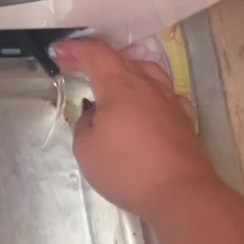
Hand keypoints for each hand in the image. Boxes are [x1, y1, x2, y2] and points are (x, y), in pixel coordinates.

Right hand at [52, 38, 222, 217]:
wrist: (182, 194)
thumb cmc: (127, 169)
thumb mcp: (86, 148)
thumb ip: (85, 123)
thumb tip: (97, 114)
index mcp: (121, 85)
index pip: (96, 54)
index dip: (75, 49)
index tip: (58, 51)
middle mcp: (148, 86)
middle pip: (121, 59)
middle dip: (95, 59)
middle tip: (76, 66)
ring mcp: (171, 101)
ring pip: (148, 71)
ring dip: (126, 70)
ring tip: (112, 81)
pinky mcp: (185, 120)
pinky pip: (165, 93)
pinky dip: (148, 91)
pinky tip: (145, 104)